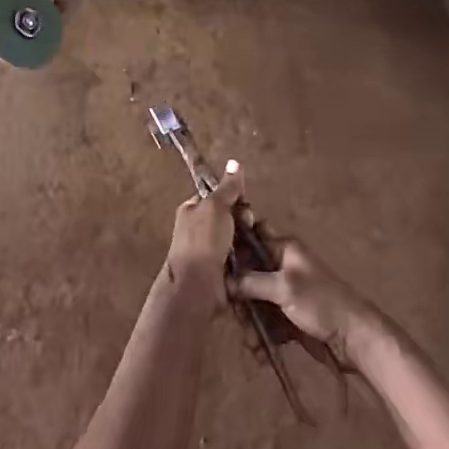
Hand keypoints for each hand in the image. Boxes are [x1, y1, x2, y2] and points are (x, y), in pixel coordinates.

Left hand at [164, 161, 243, 311]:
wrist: (197, 287)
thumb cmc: (203, 241)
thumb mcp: (216, 206)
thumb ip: (228, 187)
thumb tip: (235, 162)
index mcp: (192, 210)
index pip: (218, 196)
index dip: (233, 197)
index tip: (243, 203)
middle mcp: (199, 229)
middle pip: (231, 217)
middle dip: (243, 219)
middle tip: (247, 224)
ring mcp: (210, 251)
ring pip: (239, 237)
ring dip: (249, 239)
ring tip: (255, 243)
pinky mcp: (222, 270)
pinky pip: (241, 256)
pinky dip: (249, 256)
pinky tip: (257, 257)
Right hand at [229, 238, 381, 359]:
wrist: (354, 338)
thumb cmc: (321, 302)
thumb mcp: (285, 287)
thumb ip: (252, 281)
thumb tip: (224, 280)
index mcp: (284, 249)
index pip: (253, 237)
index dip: (235, 248)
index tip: (217, 267)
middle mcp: (282, 267)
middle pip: (248, 274)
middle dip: (240, 297)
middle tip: (237, 316)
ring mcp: (285, 293)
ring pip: (254, 301)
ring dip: (250, 322)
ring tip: (252, 342)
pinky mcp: (288, 316)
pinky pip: (265, 321)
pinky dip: (262, 335)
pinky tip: (260, 351)